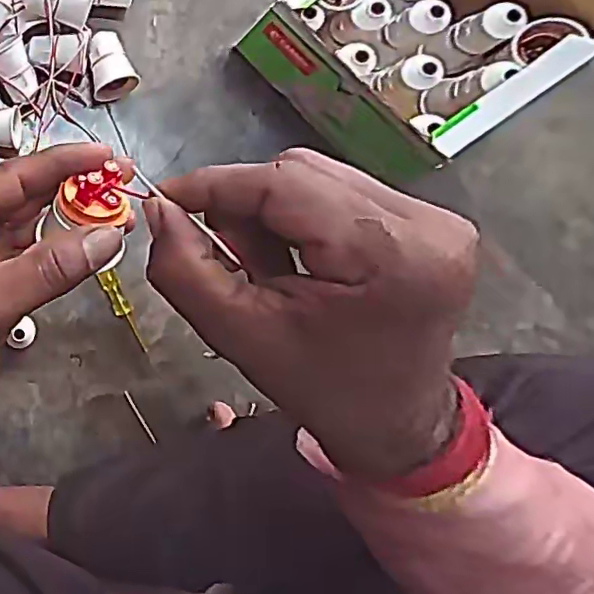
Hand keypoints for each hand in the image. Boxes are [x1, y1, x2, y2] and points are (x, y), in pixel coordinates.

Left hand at [0, 144, 131, 404]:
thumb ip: (49, 268)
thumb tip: (107, 236)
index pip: (12, 177)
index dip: (62, 163)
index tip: (105, 154)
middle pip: (25, 191)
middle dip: (73, 182)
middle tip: (121, 175)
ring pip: (32, 215)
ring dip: (72, 208)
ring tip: (116, 200)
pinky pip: (34, 242)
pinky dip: (63, 237)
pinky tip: (92, 232)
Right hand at [143, 149, 477, 479]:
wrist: (394, 422)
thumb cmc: (317, 386)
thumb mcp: (234, 332)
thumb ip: (183, 267)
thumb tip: (160, 209)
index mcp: (388, 253)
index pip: (283, 182)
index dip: (213, 184)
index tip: (165, 198)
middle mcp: (425, 221)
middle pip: (300, 171)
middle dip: (240, 202)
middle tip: (211, 244)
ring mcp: (433, 216)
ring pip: (314, 176)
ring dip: (266, 210)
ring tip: (258, 262)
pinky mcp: (426, 219)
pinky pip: (335, 192)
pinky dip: (294, 216)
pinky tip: (288, 256)